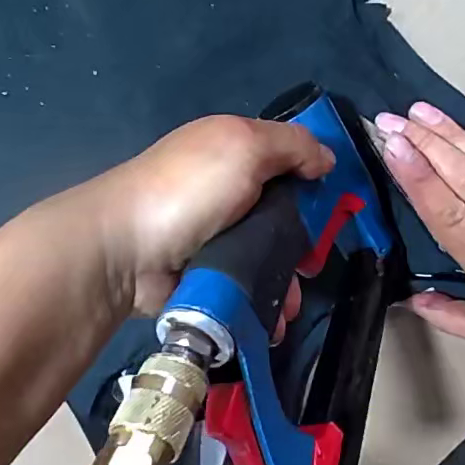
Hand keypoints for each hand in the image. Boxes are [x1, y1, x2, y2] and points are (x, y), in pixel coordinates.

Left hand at [69, 115, 333, 316]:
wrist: (125, 250)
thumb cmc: (190, 189)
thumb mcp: (244, 145)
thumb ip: (292, 145)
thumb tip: (327, 160)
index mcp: (234, 152)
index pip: (288, 160)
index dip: (315, 180)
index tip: (338, 208)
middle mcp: (228, 192)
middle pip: (283, 215)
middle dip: (305, 242)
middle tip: (313, 263)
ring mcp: (216, 236)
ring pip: (268, 257)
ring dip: (286, 282)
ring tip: (292, 303)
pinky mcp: (207, 274)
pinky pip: (246, 286)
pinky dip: (263, 302)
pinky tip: (274, 319)